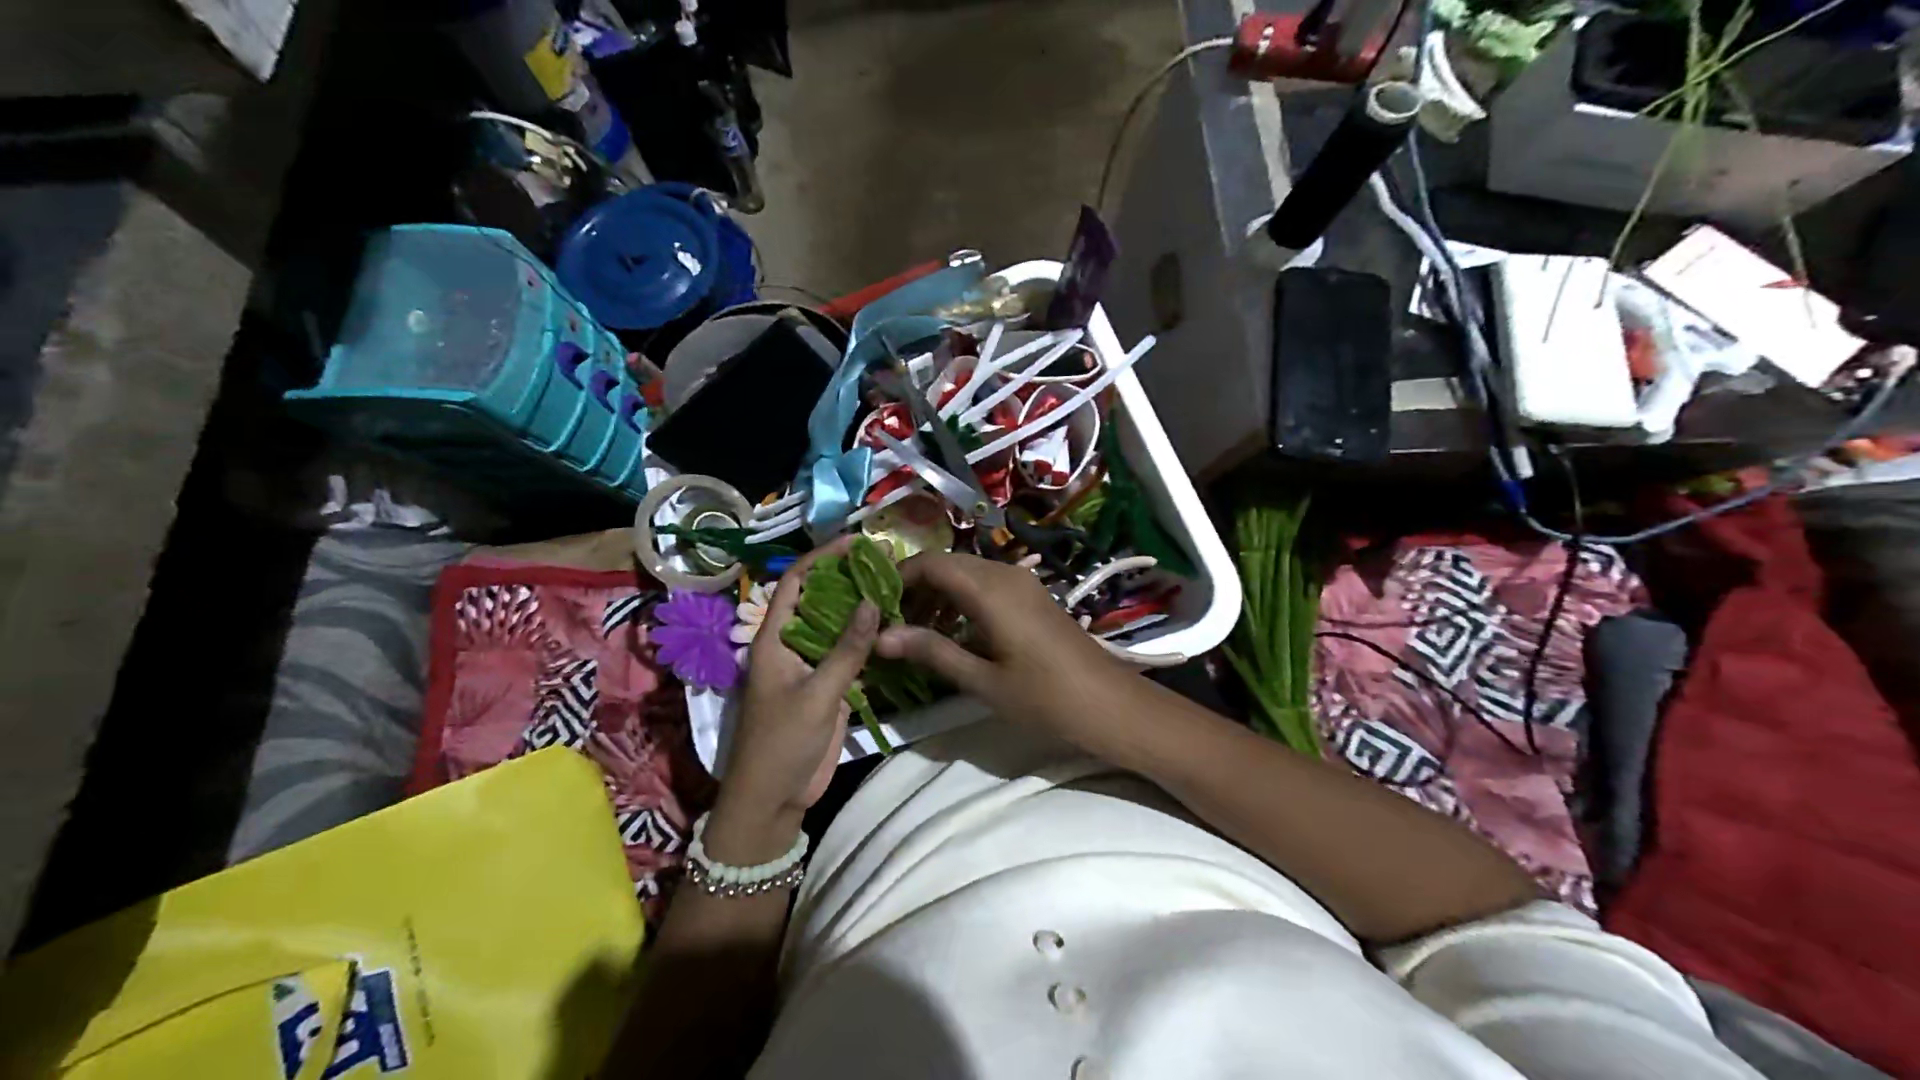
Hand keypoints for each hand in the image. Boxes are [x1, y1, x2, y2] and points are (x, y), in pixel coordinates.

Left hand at [709, 538, 877, 862]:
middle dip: (847, 578)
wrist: (773, 798)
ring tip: (896, 586)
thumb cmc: (783, 743)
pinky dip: (869, 641)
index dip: (822, 558)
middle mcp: (792, 645)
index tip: (856, 542)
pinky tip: (895, 628)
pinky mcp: (829, 687)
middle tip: (885, 561)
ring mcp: (811, 666)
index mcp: (775, 639)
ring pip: (837, 627)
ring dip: (862, 608)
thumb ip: (847, 650)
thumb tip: (872, 602)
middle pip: (819, 600)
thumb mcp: (817, 694)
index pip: (795, 583)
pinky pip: (850, 655)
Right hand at [874, 552, 1129, 747]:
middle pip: (948, 564)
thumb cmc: (1045, 697)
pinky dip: (961, 601)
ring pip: (967, 573)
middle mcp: (1005, 575)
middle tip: (891, 622)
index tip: (875, 605)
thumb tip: (881, 637)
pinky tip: (951, 634)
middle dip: (916, 587)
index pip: (932, 563)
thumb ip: (932, 652)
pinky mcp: (1031, 597)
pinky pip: (986, 585)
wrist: (1110, 705)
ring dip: (938, 594)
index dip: (899, 578)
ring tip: (915, 632)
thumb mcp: (983, 680)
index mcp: (990, 589)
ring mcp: (1022, 583)